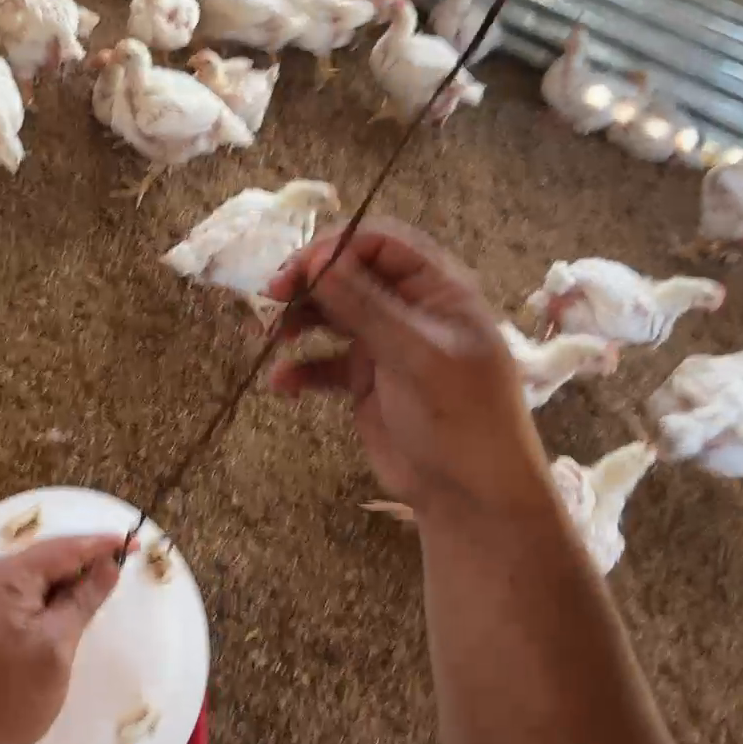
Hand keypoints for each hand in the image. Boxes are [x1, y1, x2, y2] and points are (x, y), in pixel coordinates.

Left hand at [0, 535, 128, 743]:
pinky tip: (68, 610)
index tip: (134, 542)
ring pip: (38, 578)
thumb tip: (109, 565)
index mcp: (8, 575)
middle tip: (122, 566)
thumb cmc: (5, 697)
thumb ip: (83, 600)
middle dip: (86, 561)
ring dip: (69, 583)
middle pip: (50, 558)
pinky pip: (25, 595)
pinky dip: (50, 600)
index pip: (66, 547)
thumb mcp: (55, 647)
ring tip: (101, 588)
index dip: (102, 545)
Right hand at [267, 218, 550, 516]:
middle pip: (348, 274)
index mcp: (435, 290)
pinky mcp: (364, 380)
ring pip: (330, 314)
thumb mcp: (417, 356)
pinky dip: (300, 368)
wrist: (472, 499)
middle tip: (271, 296)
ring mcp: (385, 344)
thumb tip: (319, 260)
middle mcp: (407, 309)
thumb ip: (366, 306)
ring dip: (297, 320)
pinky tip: (282, 383)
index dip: (337, 248)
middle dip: (308, 282)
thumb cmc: (461, 417)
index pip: (380, 243)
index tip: (299, 271)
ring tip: (269, 337)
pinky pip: (323, 362)